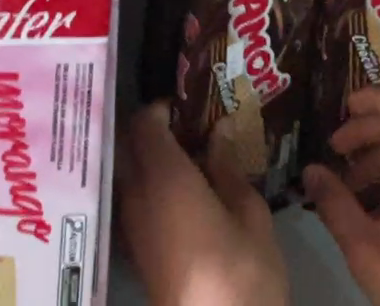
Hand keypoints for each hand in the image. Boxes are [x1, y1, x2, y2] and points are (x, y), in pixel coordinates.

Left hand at [117, 102, 287, 305]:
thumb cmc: (242, 273)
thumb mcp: (250, 215)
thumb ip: (229, 169)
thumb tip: (219, 132)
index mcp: (164, 177)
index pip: (145, 123)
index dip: (164, 108)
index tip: (192, 106)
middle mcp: (137, 196)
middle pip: (130, 147)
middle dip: (155, 131)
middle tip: (193, 128)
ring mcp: (133, 227)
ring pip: (130, 175)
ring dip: (152, 160)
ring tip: (193, 159)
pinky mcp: (138, 253)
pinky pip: (135, 201)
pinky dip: (152, 187)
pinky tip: (185, 195)